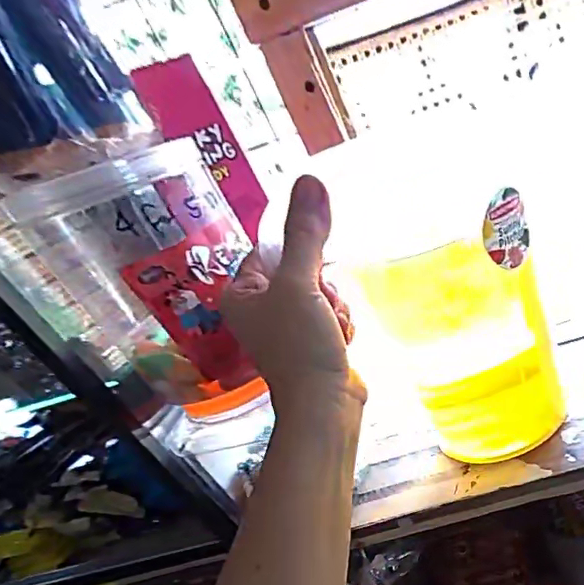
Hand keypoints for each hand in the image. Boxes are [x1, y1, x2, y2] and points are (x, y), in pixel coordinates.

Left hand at [221, 176, 362, 410]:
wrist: (325, 404)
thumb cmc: (301, 346)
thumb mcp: (301, 284)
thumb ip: (306, 235)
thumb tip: (310, 180)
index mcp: (241, 294)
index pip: (272, 251)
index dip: (300, 258)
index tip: (312, 277)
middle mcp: (260, 310)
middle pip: (304, 272)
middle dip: (324, 289)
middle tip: (322, 309)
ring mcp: (288, 329)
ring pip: (324, 294)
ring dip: (337, 308)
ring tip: (332, 331)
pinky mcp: (313, 344)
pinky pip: (333, 316)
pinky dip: (342, 325)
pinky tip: (341, 342)